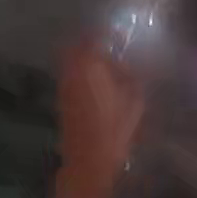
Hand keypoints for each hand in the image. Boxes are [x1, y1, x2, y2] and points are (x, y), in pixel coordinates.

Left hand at [55, 38, 144, 197]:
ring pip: (71, 61)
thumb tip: (132, 66)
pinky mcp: (62, 99)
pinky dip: (82, 72)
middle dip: (93, 43)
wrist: (88, 163)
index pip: (95, 38)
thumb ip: (133, 79)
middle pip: (77, 46)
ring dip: (86, 58)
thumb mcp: (134, 103)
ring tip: (107, 64)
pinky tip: (99, 82)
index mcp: (90, 68)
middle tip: (111, 47)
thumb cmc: (114, 132)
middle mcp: (72, 72)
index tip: (121, 36)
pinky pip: (71, 75)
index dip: (108, 34)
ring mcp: (64, 86)